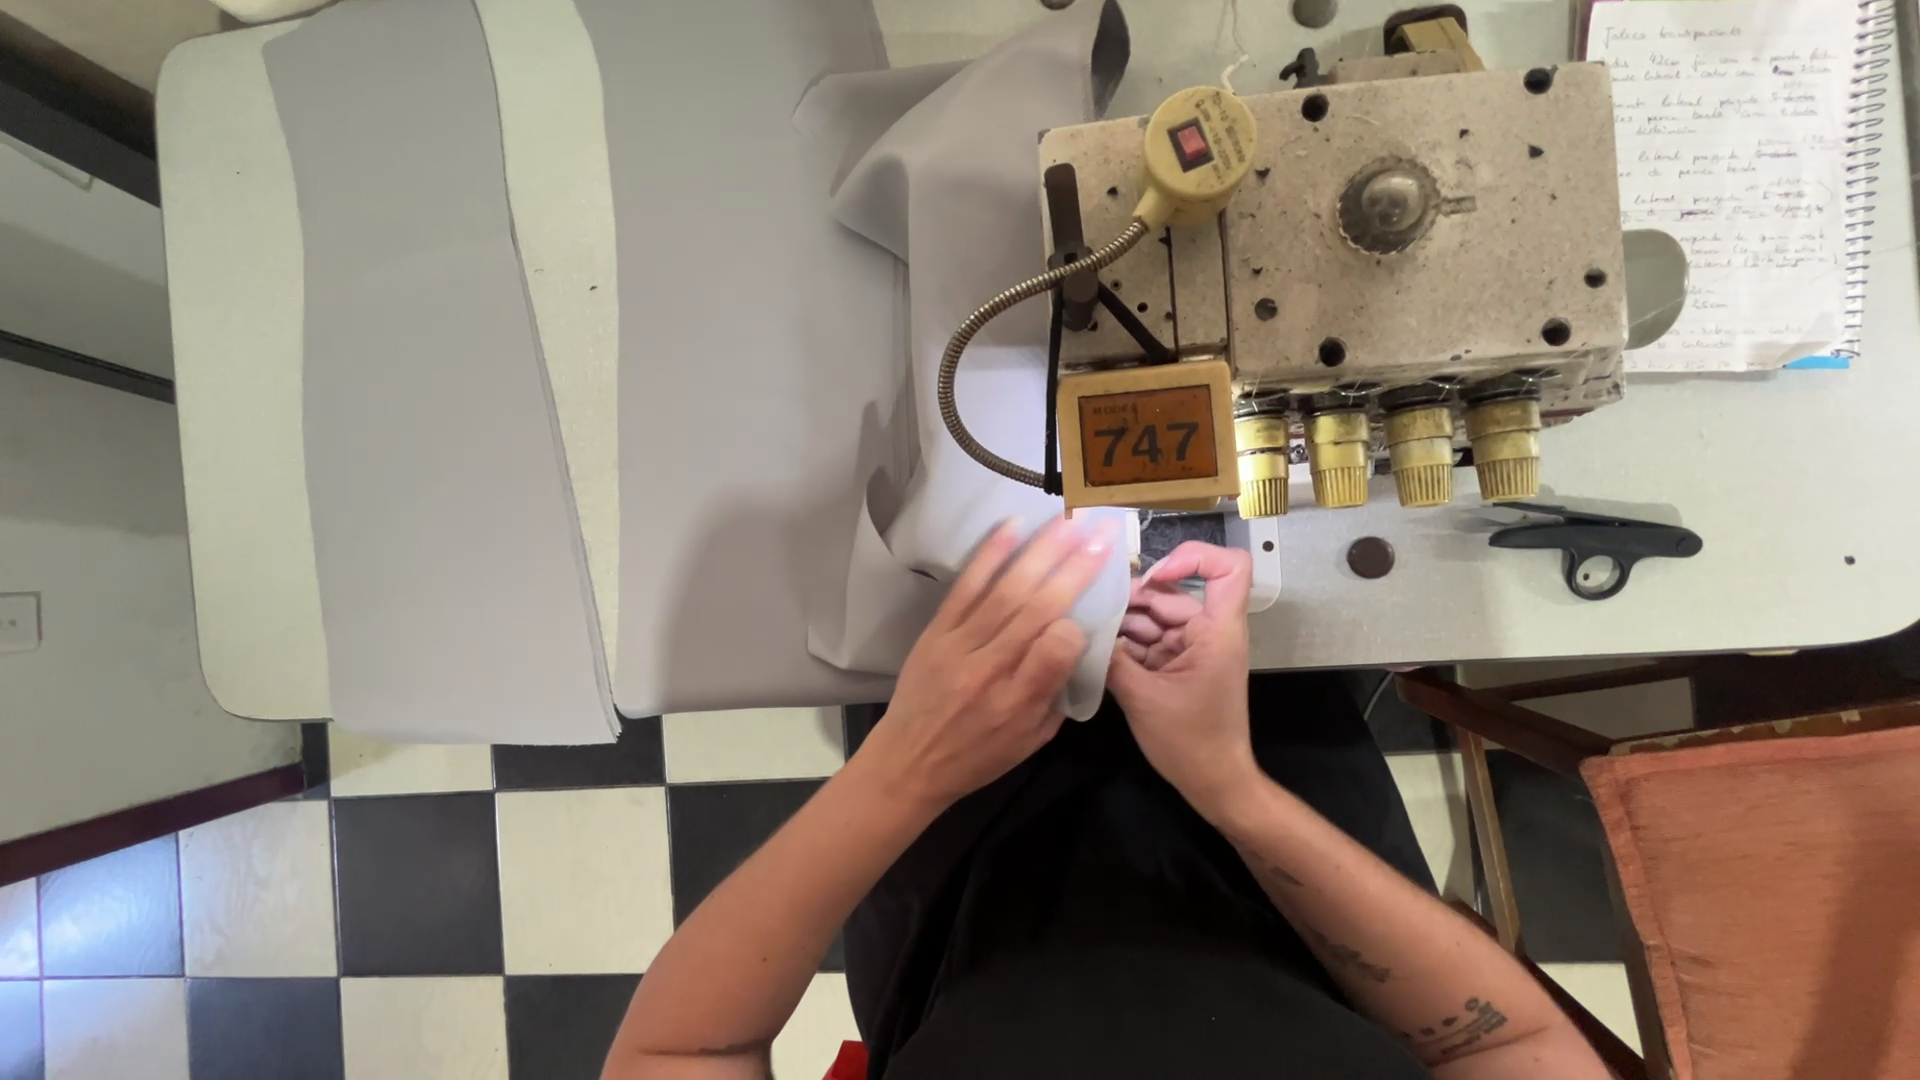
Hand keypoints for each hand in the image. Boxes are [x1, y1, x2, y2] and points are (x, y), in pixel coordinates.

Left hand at [856, 515, 1118, 809]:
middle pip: (1036, 610)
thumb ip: (1057, 691)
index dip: (1075, 628)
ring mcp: (958, 646)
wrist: (909, 761)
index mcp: (1018, 703)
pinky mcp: (936, 631)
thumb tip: (1076, 640)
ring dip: (1041, 551)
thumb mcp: (1032, 740)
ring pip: (1006, 591)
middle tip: (1102, 531)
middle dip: (1074, 567)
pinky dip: (989, 555)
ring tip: (1068, 521)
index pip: (1055, 651)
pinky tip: (1012, 527)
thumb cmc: (978, 755)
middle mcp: (989, 670)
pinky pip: (965, 587)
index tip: (1086, 615)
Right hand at [1107, 541, 1260, 817]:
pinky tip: (1096, 650)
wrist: (1213, 784)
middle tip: (1092, 615)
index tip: (1153, 576)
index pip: (1229, 569)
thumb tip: (1078, 626)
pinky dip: (1124, 644)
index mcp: (1216, 631)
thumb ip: (1110, 657)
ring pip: (1153, 617)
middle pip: (1170, 594)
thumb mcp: (1142, 697)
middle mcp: (1208, 632)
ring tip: (1087, 634)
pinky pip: (1149, 640)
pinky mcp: (1177, 664)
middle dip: (1130, 601)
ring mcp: (1192, 648)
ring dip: (1122, 625)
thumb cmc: (1190, 741)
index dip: (1194, 557)